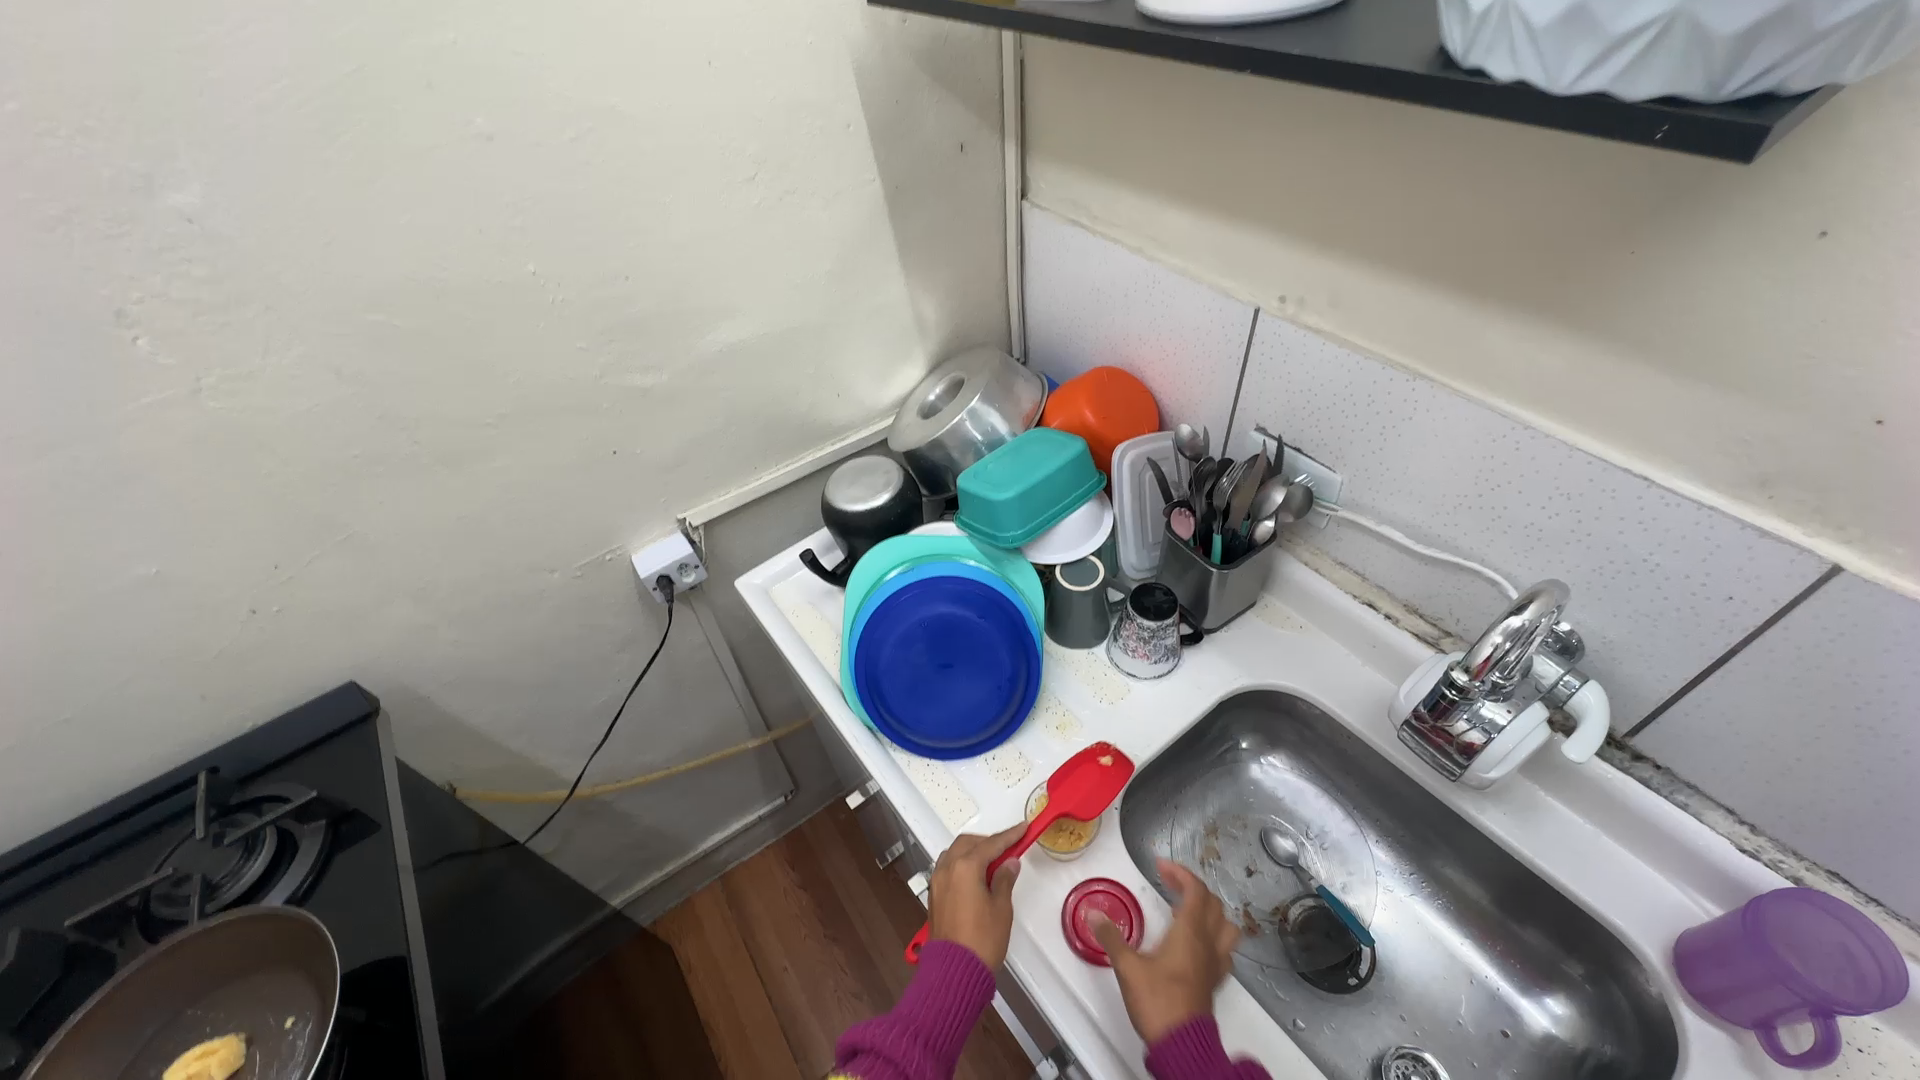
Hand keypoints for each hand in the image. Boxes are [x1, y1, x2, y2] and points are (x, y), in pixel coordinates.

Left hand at [927, 821, 1025, 968]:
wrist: (955, 972)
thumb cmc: (983, 939)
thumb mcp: (1001, 908)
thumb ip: (1004, 879)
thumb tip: (1009, 863)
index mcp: (965, 867)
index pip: (991, 845)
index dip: (1010, 836)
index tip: (1023, 828)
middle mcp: (947, 868)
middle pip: (968, 843)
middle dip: (988, 842)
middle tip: (1009, 848)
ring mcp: (937, 881)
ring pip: (955, 853)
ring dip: (973, 852)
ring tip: (993, 863)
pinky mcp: (934, 895)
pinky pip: (948, 868)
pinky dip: (962, 864)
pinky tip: (977, 877)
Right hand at [1093, 858, 1238, 1044]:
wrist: (1181, 1044)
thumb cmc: (1157, 1001)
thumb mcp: (1127, 967)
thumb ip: (1111, 938)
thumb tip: (1094, 915)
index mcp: (1189, 932)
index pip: (1195, 890)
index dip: (1179, 873)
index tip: (1160, 866)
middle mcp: (1208, 943)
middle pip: (1212, 903)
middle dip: (1191, 886)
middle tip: (1168, 882)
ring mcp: (1215, 962)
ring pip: (1225, 925)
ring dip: (1209, 910)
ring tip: (1187, 910)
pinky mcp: (1214, 980)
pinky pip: (1223, 949)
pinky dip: (1213, 936)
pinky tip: (1197, 943)